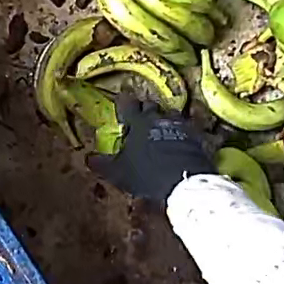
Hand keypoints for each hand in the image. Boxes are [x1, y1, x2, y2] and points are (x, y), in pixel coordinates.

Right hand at [89, 96, 214, 201]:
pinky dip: (179, 131)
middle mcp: (158, 118)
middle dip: (143, 109)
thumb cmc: (146, 173)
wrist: (184, 181)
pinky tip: (177, 141)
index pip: (127, 104)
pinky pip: (185, 128)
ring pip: (169, 114)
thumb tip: (88, 158)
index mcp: (137, 122)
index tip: (120, 103)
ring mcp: (179, 125)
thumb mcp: (117, 172)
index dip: (123, 102)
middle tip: (138, 116)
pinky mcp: (195, 136)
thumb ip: (102, 163)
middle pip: (150, 105)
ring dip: (163, 118)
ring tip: (159, 127)